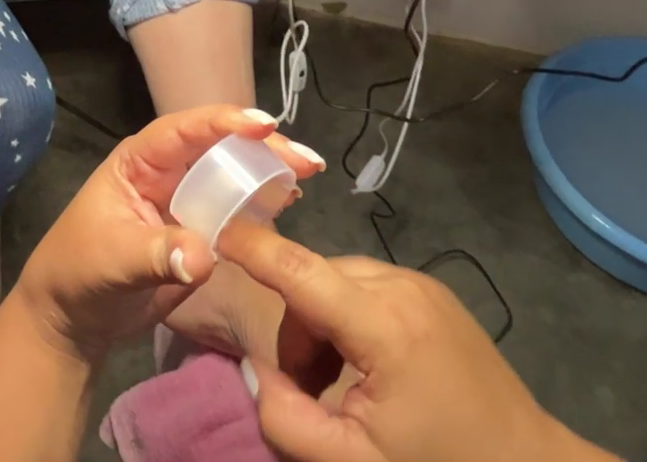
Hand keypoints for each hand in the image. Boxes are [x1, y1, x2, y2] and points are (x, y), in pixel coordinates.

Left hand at [11, 107, 323, 358]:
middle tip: (307, 161)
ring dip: (269, 171)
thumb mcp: (113, 259)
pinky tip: (290, 203)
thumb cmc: (80, 271)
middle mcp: (169, 171)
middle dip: (262, 147)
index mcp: (141, 160)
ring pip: (234, 173)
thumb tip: (204, 257)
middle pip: (220, 147)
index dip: (224, 122)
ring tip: (308, 175)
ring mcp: (188, 199)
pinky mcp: (202, 230)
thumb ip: (158, 254)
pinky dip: (263, 205)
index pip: (184, 130)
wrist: (75, 316)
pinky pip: (237, 210)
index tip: (265, 125)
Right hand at [220, 226, 612, 461]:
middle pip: (315, 280)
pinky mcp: (433, 295)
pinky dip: (348, 320)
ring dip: (320, 325)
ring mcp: (422, 285)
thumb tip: (255, 371)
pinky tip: (365, 370)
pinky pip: (367, 289)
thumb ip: (286, 418)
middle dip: (295, 330)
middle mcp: (401, 285)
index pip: (301, 270)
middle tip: (306, 391)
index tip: (214, 229)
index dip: (254, 248)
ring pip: (339, 282)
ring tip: (336, 386)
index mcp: (383, 324)